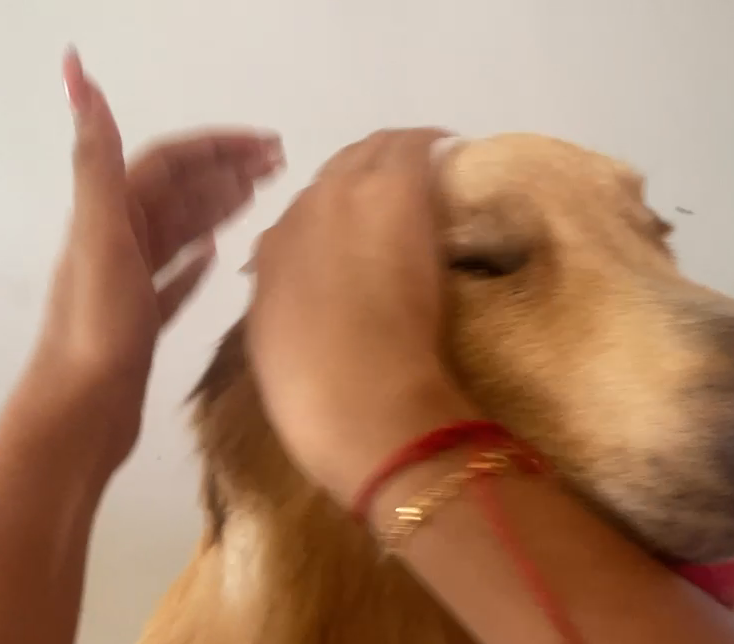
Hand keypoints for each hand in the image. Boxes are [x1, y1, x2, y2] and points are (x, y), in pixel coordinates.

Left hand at [33, 49, 282, 459]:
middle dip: (226, 172)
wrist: (82, 410)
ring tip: (257, 198)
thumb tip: (82, 81)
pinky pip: (174, 279)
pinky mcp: (142, 321)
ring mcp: (130, 283)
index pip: (169, 163)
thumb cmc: (96, 331)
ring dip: (216, 208)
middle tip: (278, 167)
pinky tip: (216, 257)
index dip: (217, 148)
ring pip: (180, 232)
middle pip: (178, 192)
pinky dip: (196, 262)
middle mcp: (119, 241)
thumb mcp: (100, 240)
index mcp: (110, 216)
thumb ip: (97, 164)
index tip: (268, 146)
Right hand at [245, 128, 474, 501]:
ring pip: (376, 153)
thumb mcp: (287, 356)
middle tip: (409, 206)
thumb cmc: (321, 399)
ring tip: (436, 184)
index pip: (307, 217)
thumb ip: (295, 312)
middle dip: (372, 180)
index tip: (373, 241)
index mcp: (273, 257)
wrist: (358, 403)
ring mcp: (348, 198)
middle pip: (341, 172)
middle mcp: (303, 214)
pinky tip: (460, 162)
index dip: (342, 225)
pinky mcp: (400, 193)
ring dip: (403, 166)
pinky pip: (422, 150)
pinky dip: (438, 153)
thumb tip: (313, 297)